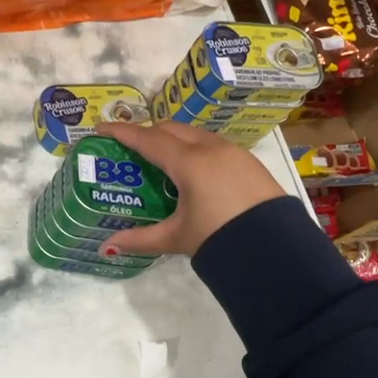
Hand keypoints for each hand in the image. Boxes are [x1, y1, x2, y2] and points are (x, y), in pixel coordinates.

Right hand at [94, 121, 288, 258]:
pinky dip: (194, 148)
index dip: (121, 132)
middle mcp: (210, 149)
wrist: (277, 249)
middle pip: (170, 129)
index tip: (101, 127)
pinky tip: (192, 170)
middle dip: (147, 133)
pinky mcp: (248, 162)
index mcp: (189, 162)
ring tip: (160, 158)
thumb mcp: (177, 238)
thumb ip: (141, 239)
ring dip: (173, 139)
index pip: (147, 139)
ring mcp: (233, 152)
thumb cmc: (221, 238)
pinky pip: (213, 144)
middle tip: (129, 147)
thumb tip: (107, 247)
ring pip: (194, 134)